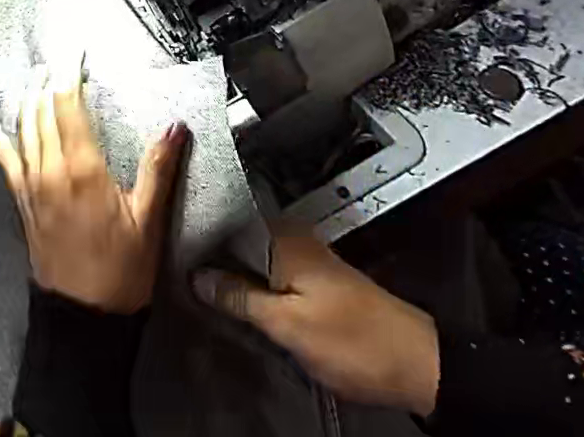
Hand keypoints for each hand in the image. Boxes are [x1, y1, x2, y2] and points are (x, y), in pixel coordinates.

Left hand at [0, 73, 187, 313]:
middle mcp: (50, 171)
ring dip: (28, 99)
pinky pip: (4, 161)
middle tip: (56, 59)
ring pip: (24, 128)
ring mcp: (31, 185)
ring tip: (34, 76)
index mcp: (83, 170)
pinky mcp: (21, 201)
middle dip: (48, 80)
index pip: (69, 106)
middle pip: (43, 110)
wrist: (82, 319)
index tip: (74, 53)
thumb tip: (176, 127)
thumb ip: (158, 169)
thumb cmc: (121, 271)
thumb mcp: (148, 220)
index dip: (69, 74)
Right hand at [193, 227, 440, 415]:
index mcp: (282, 238)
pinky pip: (264, 268)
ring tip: (192, 279)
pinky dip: (246, 278)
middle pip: (235, 236)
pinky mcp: (309, 276)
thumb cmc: (352, 341)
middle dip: (208, 251)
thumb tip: (196, 276)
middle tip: (174, 266)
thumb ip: (239, 297)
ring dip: (226, 268)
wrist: (415, 364)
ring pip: (249, 254)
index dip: (196, 232)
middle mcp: (290, 237)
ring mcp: (301, 255)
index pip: (225, 220)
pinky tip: (229, 294)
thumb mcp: (288, 324)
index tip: (168, 244)